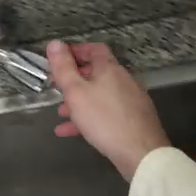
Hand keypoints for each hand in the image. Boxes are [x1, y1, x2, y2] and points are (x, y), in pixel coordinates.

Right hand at [45, 40, 169, 179]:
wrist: (140, 152)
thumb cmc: (104, 118)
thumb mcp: (76, 92)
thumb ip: (64, 68)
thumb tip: (54, 43)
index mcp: (110, 69)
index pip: (94, 49)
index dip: (76, 50)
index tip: (58, 58)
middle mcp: (123, 80)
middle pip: (96, 72)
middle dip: (74, 79)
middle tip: (56, 86)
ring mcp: (130, 100)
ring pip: (99, 95)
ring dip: (79, 101)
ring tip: (61, 112)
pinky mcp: (133, 119)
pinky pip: (106, 112)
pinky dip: (88, 117)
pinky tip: (70, 131)